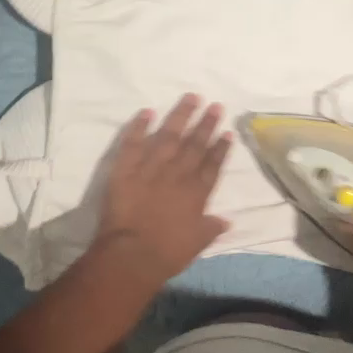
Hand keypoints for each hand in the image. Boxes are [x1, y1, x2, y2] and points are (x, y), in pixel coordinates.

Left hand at [93, 94, 231, 285]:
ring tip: (191, 97)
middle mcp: (177, 175)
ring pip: (168, 137)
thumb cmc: (167, 253)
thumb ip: (211, 228)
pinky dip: (139, 127)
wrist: (131, 255)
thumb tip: (226, 221)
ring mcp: (151, 169)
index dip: (220, 148)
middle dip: (206, 124)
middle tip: (216, 105)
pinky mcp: (125, 170)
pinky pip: (132, 144)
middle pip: (194, 145)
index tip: (227, 132)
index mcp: (197, 193)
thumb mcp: (197, 243)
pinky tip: (147, 112)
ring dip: (180, 116)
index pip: (212, 165)